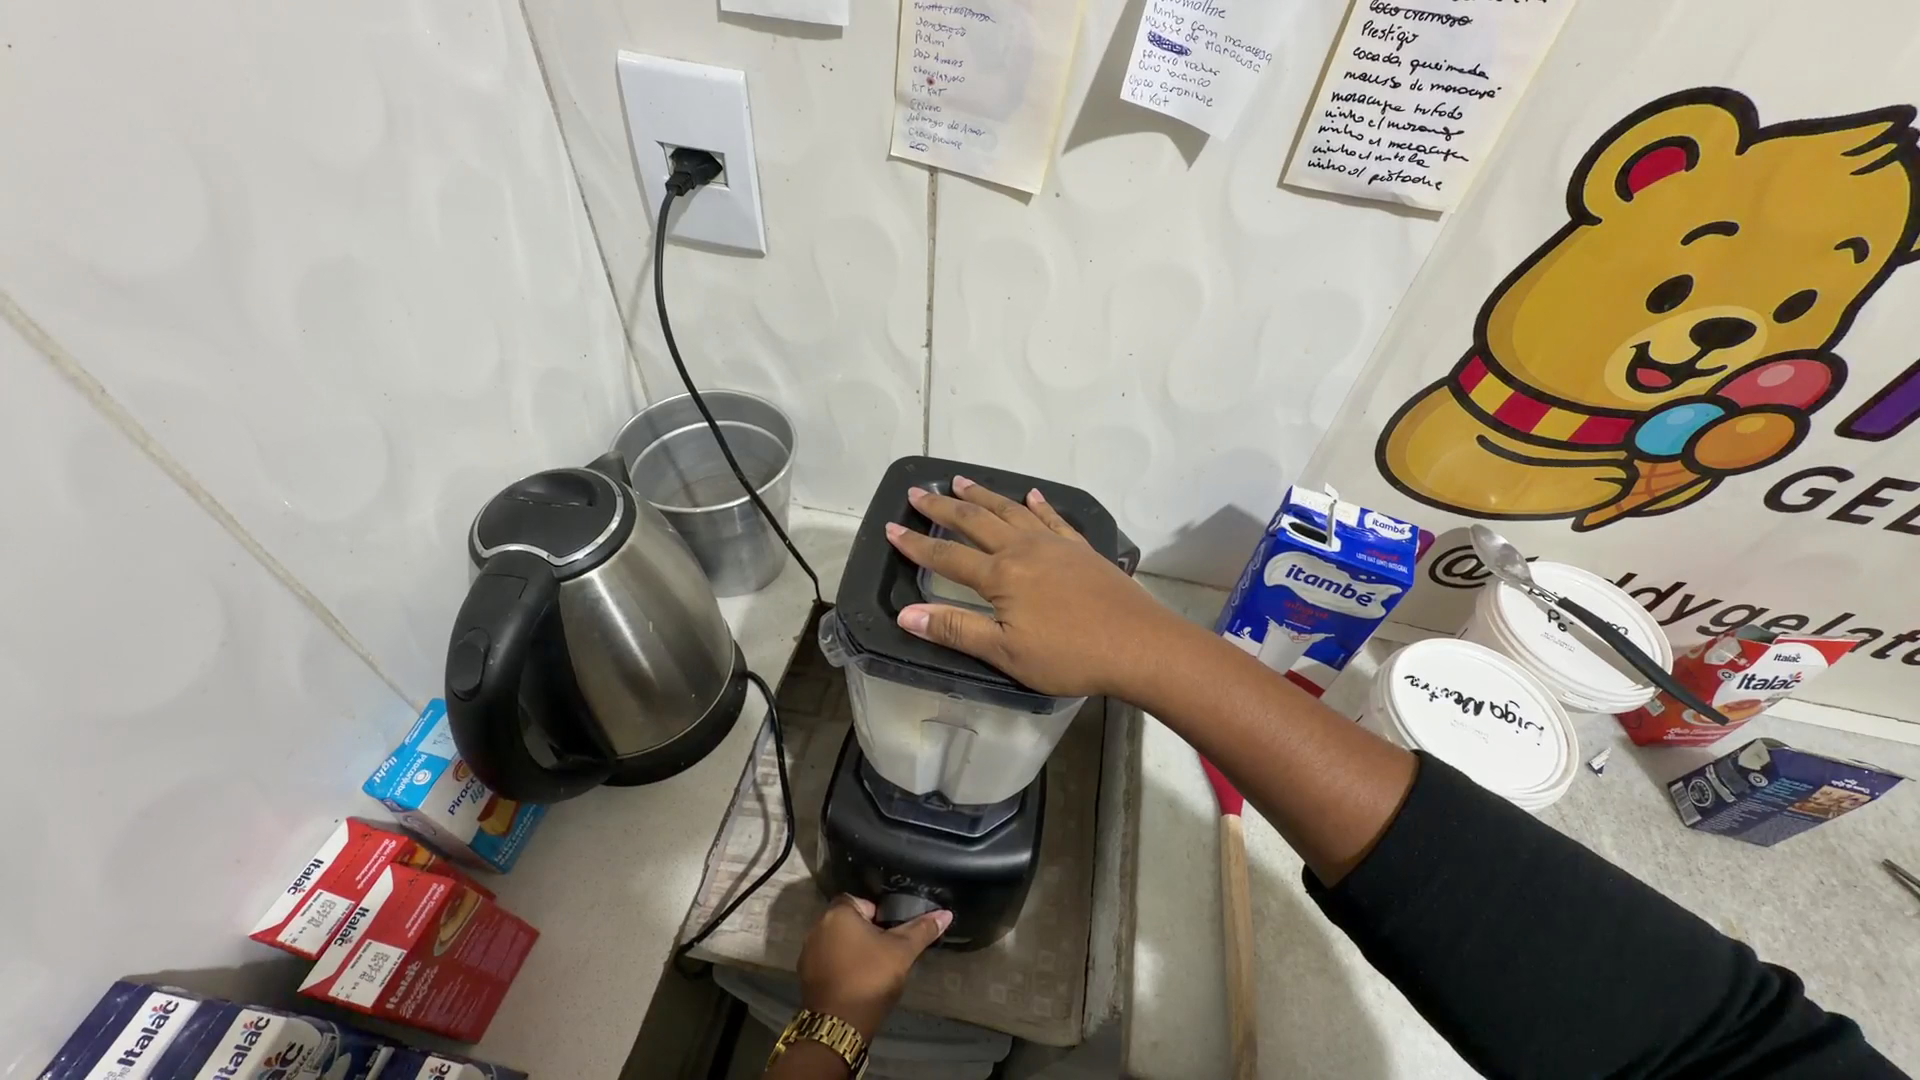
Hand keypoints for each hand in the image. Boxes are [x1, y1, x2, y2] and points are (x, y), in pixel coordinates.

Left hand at [797, 895, 949, 1038]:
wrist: (840, 1026)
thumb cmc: (870, 978)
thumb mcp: (902, 952)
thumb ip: (922, 930)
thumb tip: (946, 913)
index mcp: (838, 913)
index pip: (858, 900)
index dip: (876, 912)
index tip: (889, 932)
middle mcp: (817, 927)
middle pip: (847, 921)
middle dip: (864, 932)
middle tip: (884, 951)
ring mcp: (808, 953)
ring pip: (836, 941)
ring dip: (850, 949)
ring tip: (871, 968)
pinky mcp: (805, 975)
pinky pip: (826, 961)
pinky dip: (839, 966)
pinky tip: (854, 982)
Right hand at [884, 477, 1187, 698]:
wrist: (1139, 645)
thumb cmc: (1069, 655)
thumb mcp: (1006, 652)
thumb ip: (956, 630)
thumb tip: (906, 615)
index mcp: (1001, 576)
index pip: (947, 556)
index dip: (916, 543)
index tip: (891, 527)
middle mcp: (1023, 549)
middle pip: (975, 521)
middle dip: (943, 506)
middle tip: (918, 491)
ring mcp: (1056, 544)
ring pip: (1011, 511)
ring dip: (983, 494)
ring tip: (960, 479)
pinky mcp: (1082, 549)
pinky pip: (1053, 517)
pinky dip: (1038, 504)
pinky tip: (1031, 495)